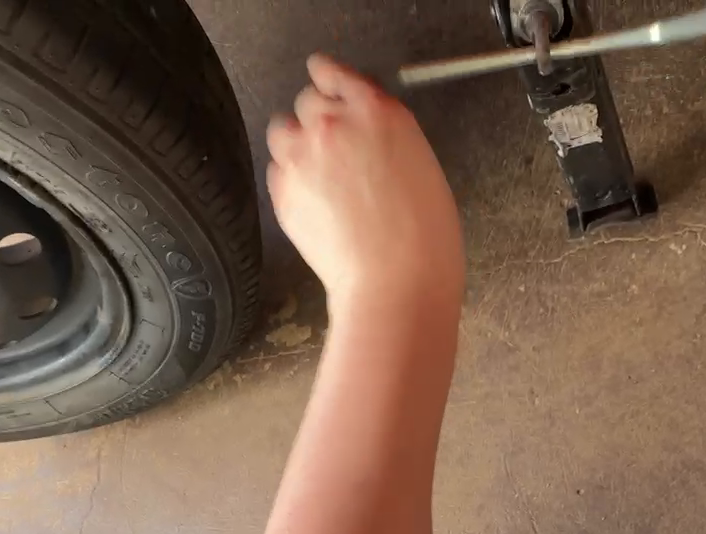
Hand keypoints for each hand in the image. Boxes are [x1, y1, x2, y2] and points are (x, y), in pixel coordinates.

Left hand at [266, 55, 464, 311]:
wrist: (396, 288)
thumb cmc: (427, 244)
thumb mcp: (424, 174)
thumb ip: (388, 143)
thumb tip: (368, 143)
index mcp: (380, 113)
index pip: (338, 73)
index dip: (331, 81)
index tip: (328, 84)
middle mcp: (334, 123)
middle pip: (308, 101)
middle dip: (320, 122)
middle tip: (339, 157)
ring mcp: (303, 155)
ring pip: (284, 131)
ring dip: (298, 147)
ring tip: (323, 183)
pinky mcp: (283, 190)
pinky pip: (278, 171)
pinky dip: (292, 183)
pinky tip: (319, 210)